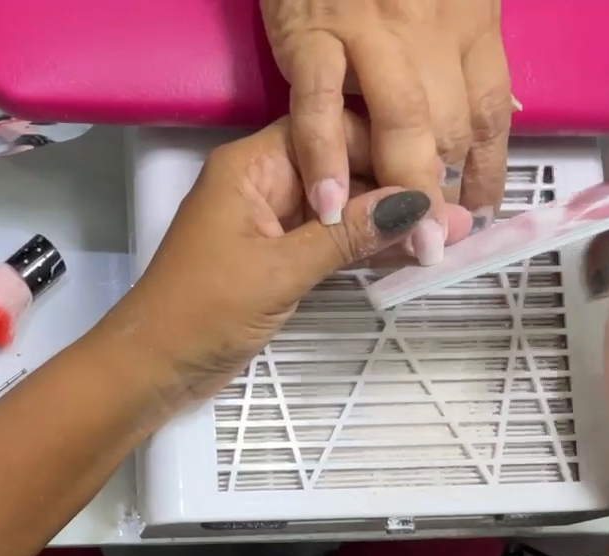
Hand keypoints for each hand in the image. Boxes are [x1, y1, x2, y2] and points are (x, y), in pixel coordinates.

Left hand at [95, 116, 431, 400]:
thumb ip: (347, 236)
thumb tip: (416, 205)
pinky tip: (405, 255)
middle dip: (396, 194)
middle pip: (341, 171)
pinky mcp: (273, 261)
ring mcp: (268, 225)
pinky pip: (326, 244)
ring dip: (385, 226)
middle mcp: (262, 184)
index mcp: (252, 166)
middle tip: (455, 220)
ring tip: (445, 240)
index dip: (389, 154)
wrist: (153, 369)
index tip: (438, 182)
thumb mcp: (278, 271)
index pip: (333, 134)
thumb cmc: (200, 313)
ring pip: (339, 211)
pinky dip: (361, 250)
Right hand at [261, 0, 510, 264]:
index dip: (488, 168)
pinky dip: (325, 159)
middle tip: (437, 248)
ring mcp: (370, 34)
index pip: (489, 108)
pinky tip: (328, 207)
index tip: (481, 214)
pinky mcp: (314, 37)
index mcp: (468, 16)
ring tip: (404, 246)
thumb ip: (454, 50)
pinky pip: (321, 106)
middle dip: (448, 193)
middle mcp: (429, 28)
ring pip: (398, 122)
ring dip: (403, 191)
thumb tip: (471, 118)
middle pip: (449, 124)